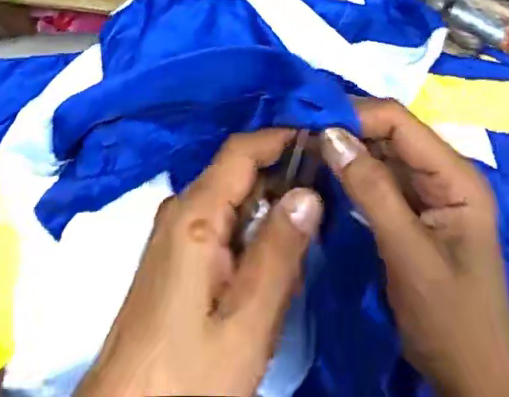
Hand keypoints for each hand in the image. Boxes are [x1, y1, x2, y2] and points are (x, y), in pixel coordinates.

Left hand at [78, 130, 322, 396]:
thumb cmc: (186, 378)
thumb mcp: (246, 322)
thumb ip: (280, 252)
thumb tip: (310, 191)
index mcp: (195, 217)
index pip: (243, 149)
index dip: (285, 136)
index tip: (330, 138)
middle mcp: (180, 215)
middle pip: (239, 172)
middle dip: (286, 175)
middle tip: (334, 190)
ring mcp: (174, 239)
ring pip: (234, 201)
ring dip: (273, 207)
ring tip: (316, 225)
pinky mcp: (175, 264)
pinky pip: (223, 227)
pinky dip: (255, 231)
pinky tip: (281, 260)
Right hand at [321, 99, 508, 396]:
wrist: (475, 379)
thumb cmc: (451, 318)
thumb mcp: (409, 255)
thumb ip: (373, 192)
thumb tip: (331, 134)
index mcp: (457, 174)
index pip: (402, 123)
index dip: (357, 114)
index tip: (310, 118)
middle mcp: (446, 173)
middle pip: (393, 135)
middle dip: (349, 130)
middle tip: (298, 132)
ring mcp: (432, 194)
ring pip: (385, 156)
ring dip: (348, 151)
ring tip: (303, 147)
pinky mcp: (417, 214)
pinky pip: (383, 182)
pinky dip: (355, 177)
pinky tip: (325, 175)